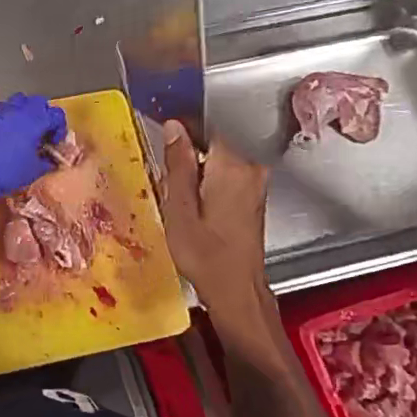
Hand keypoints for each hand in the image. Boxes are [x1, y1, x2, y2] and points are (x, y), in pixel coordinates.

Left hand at [0, 92, 67, 205]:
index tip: (54, 142)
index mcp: (36, 121)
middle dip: (44, 115)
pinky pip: (4, 107)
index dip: (59, 128)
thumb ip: (48, 161)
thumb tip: (51, 160)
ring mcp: (2, 110)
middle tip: (41, 132)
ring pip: (20, 100)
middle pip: (39, 102)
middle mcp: (20, 110)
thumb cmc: (9, 172)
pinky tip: (7, 130)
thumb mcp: (35, 170)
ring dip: (26, 110)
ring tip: (24, 128)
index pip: (57, 115)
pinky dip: (10, 114)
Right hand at [160, 120, 269, 318]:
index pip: (202, 130)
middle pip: (210, 147)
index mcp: (230, 166)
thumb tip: (174, 127)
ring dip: (196, 177)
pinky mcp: (255, 196)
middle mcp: (250, 168)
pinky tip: (196, 212)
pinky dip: (208, 188)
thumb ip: (177, 164)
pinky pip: (226, 178)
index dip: (178, 138)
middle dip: (186, 162)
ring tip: (181, 206)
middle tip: (168, 191)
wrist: (235, 288)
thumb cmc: (204, 254)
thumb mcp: (179, 209)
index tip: (161, 153)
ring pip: (217, 163)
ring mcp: (256, 182)